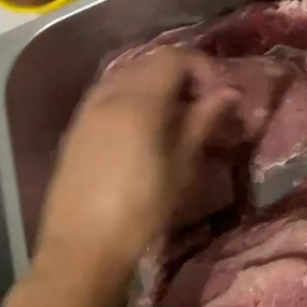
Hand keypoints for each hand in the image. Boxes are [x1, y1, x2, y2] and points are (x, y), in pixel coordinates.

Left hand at [33, 50, 237, 296]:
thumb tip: (230, 92)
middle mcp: (108, 96)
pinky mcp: (76, 129)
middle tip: (203, 99)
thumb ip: (204, 120)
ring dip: (156, 82)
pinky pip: (108, 94)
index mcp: (138, 101)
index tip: (220, 91)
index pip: (174, 58)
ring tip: (177, 112)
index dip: (202, 66)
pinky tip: (146, 126)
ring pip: (126, 75)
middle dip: (181, 72)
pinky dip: (133, 95)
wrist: (82, 248)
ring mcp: (87, 111)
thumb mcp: (182, 164)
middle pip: (149, 62)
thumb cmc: (141, 208)